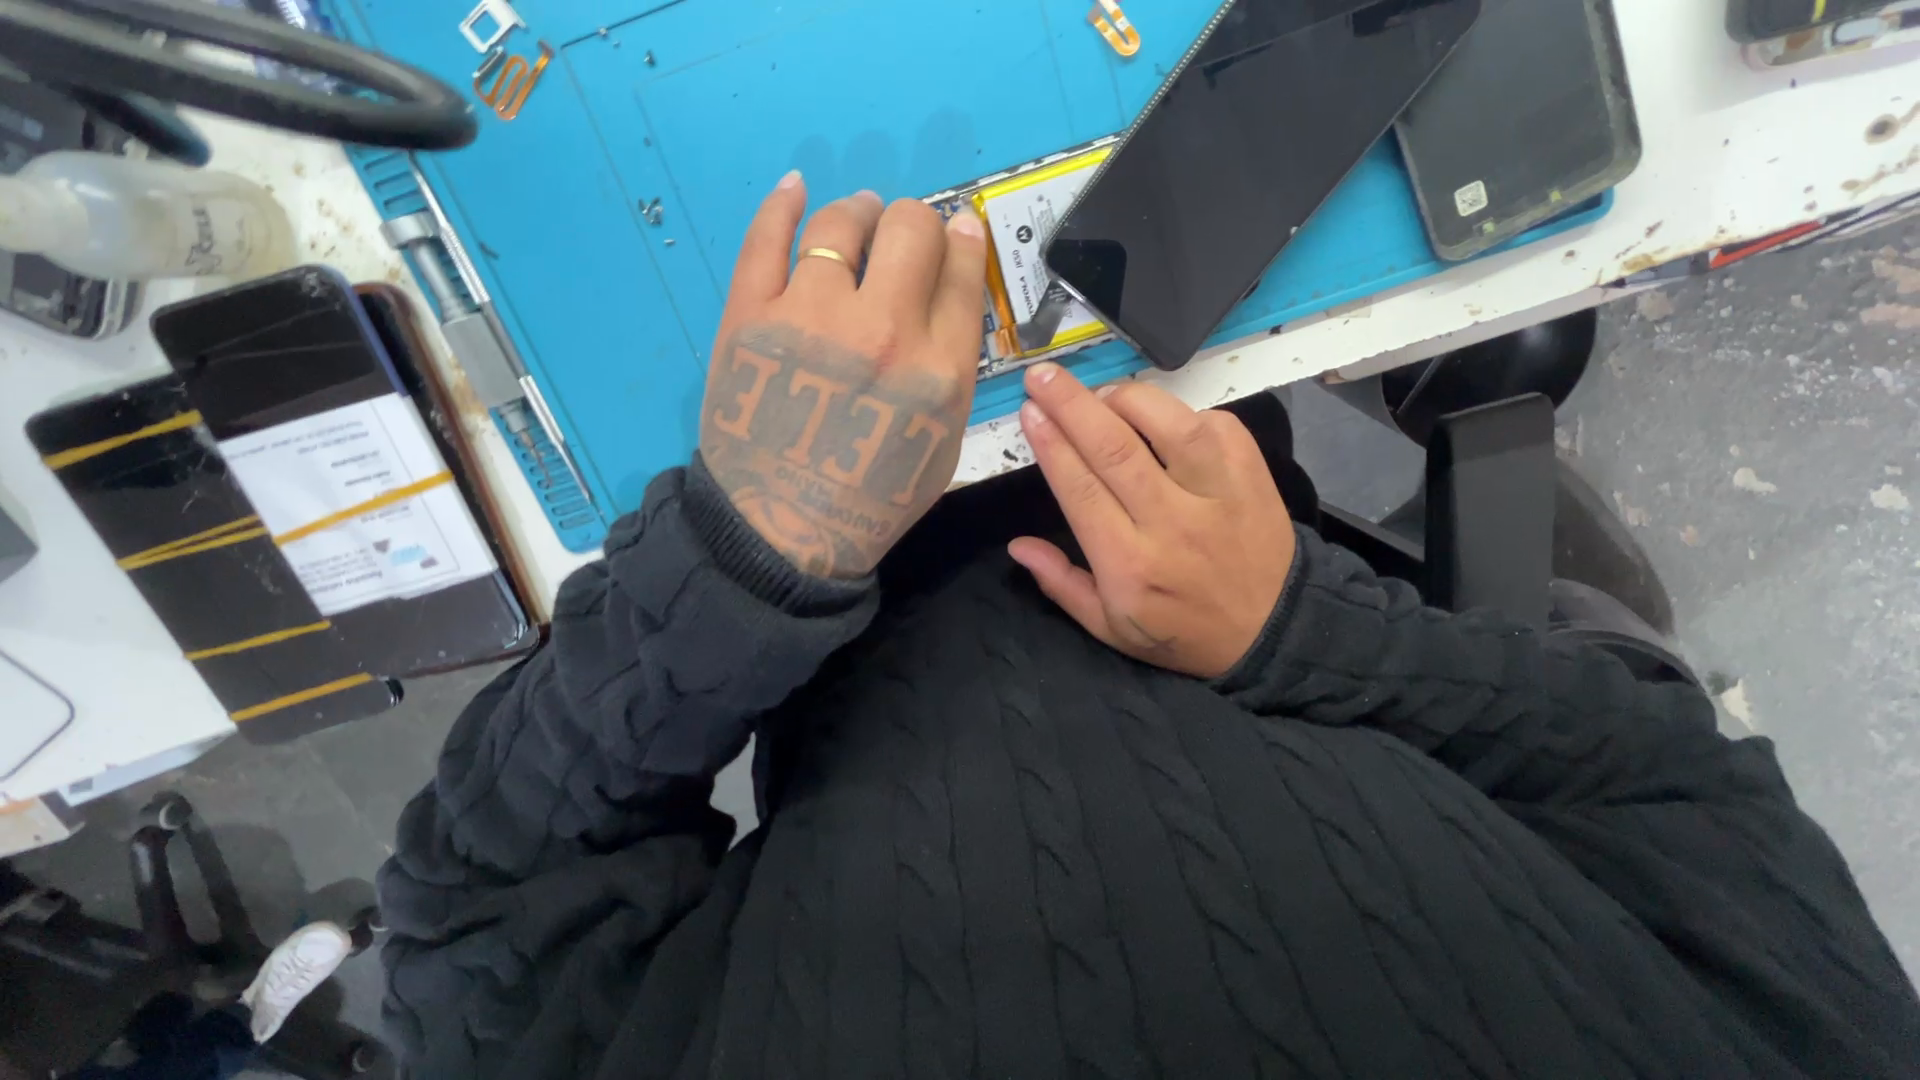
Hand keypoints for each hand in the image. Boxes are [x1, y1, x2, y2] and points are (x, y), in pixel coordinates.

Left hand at [700, 172, 987, 578]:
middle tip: (901, 241)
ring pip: (841, 221)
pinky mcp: (749, 315)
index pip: (962, 269)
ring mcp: (810, 316)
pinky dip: (781, 203)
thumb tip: (950, 290)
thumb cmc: (876, 497)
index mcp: (940, 368)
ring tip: (856, 220)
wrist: (785, 530)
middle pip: (911, 227)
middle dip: (915, 224)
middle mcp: (883, 329)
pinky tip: (794, 189)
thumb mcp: (945, 443)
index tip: (955, 235)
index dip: (962, 242)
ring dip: (858, 212)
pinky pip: (765, 236)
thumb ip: (956, 368)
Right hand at [1010, 364, 1297, 677]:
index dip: (1051, 444)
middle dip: (1072, 404)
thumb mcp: (1111, 628)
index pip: (1081, 489)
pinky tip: (1156, 415)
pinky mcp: (1251, 475)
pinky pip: (1214, 424)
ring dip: (1126, 398)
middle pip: (1114, 448)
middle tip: (1043, 375)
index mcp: (1130, 564)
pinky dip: (1179, 411)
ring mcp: (1218, 494)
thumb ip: (1062, 585)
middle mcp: (1172, 523)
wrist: (1274, 633)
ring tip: (1099, 392)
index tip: (1029, 411)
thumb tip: (1017, 545)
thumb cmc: (1182, 631)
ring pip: (1169, 425)